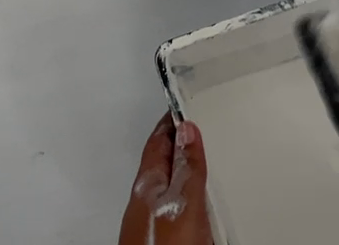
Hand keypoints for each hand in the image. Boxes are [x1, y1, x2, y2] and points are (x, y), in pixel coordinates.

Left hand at [119, 113, 211, 244]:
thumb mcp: (184, 200)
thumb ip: (187, 167)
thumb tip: (187, 130)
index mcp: (148, 182)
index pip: (158, 139)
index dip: (172, 121)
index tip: (183, 107)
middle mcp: (145, 198)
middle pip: (160, 160)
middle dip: (177, 145)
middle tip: (190, 129)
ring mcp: (149, 218)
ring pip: (166, 183)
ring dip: (180, 170)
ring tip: (194, 161)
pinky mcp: (158, 236)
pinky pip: (171, 204)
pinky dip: (183, 195)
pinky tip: (192, 204)